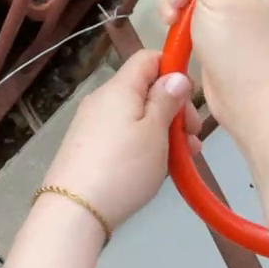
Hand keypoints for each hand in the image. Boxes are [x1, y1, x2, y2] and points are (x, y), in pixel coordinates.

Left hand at [39, 49, 193, 232]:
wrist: (75, 209)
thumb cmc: (123, 166)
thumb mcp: (154, 132)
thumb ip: (166, 100)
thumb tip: (176, 75)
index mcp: (119, 87)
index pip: (147, 58)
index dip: (173, 70)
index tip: (191, 99)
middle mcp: (102, 98)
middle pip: (144, 88)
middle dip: (174, 107)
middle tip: (193, 136)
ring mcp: (93, 122)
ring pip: (137, 114)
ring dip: (164, 129)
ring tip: (186, 157)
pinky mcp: (88, 145)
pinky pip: (123, 133)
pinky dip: (145, 142)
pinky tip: (161, 165)